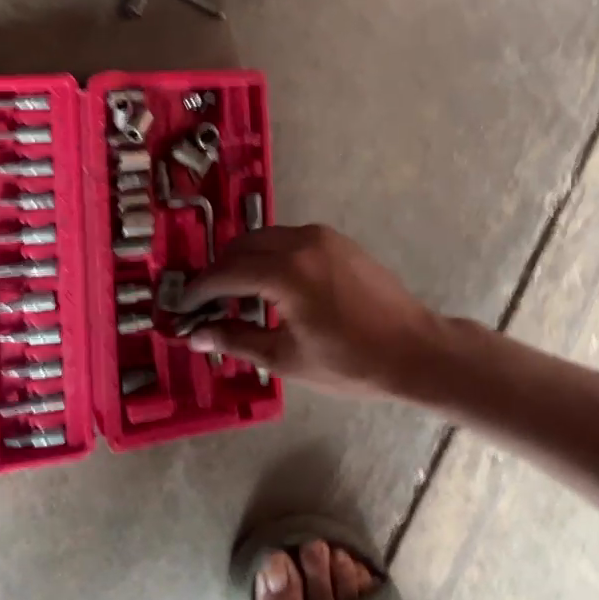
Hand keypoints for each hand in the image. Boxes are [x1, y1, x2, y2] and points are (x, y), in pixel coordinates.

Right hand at [181, 224, 448, 395]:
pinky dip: (268, 256)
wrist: (416, 351)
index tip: (182, 306)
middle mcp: (300, 242)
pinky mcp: (336, 240)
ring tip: (236, 297)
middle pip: (240, 247)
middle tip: (205, 303)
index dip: (199, 289)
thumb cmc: (351, 363)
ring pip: (263, 239)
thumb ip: (236, 340)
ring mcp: (321, 236)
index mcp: (286, 272)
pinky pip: (288, 239)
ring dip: (243, 261)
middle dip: (218, 272)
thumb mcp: (286, 358)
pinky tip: (270, 286)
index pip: (225, 272)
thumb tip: (194, 335)